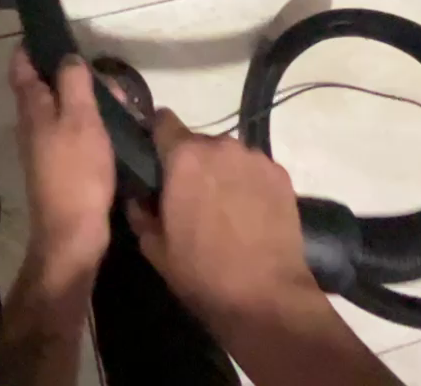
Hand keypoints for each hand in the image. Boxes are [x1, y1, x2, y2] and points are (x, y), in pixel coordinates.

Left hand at [9, 48, 115, 285]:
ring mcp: (44, 147)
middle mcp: (32, 124)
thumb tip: (67, 57)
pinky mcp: (60, 165)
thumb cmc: (76, 171)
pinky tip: (115, 128)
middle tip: (108, 79)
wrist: (72, 235)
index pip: (21, 66)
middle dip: (75, 75)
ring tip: (122, 103)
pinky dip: (92, 122)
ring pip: (64, 109)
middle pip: (46, 86)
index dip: (32, 47)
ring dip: (89, 100)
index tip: (53, 33)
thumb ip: (73, 83)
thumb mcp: (81, 119)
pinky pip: (74, 130)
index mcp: (32, 109)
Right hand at [125, 110, 321, 329]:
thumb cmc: (203, 273)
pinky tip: (250, 213)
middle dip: (192, 163)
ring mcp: (255, 157)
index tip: (156, 158)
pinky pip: (254, 168)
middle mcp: (220, 145)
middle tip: (191, 196)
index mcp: (184, 157)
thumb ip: (141, 213)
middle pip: (198, 142)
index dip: (156, 135)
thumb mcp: (156, 249)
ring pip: (228, 155)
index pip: (163, 121)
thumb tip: (139, 197)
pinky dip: (249, 182)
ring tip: (225, 208)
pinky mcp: (280, 173)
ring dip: (222, 171)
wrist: (267, 298)